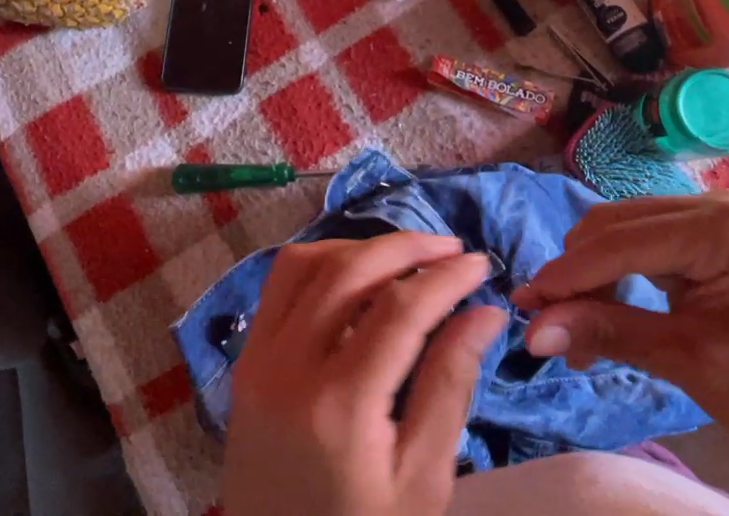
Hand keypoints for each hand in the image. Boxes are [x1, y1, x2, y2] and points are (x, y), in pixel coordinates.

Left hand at [220, 234, 509, 515]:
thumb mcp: (421, 480)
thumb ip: (449, 387)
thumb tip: (485, 312)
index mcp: (339, 405)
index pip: (398, 310)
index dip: (444, 278)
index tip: (481, 264)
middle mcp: (287, 367)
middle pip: (346, 272)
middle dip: (404, 248)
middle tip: (450, 248)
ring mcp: (256, 360)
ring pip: (303, 265)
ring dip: (358, 249)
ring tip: (407, 258)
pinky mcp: (244, 362)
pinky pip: (278, 288)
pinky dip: (319, 266)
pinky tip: (356, 279)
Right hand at [510, 192, 728, 511]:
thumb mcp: (688, 363)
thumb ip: (606, 333)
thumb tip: (528, 331)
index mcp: (723, 227)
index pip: (620, 242)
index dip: (565, 275)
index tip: (520, 305)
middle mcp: (717, 205)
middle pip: (614, 226)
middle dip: (576, 276)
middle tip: (547, 327)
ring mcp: (717, 217)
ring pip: (622, 233)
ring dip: (592, 277)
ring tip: (574, 331)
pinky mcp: (713, 237)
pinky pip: (645, 244)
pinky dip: (617, 277)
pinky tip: (605, 312)